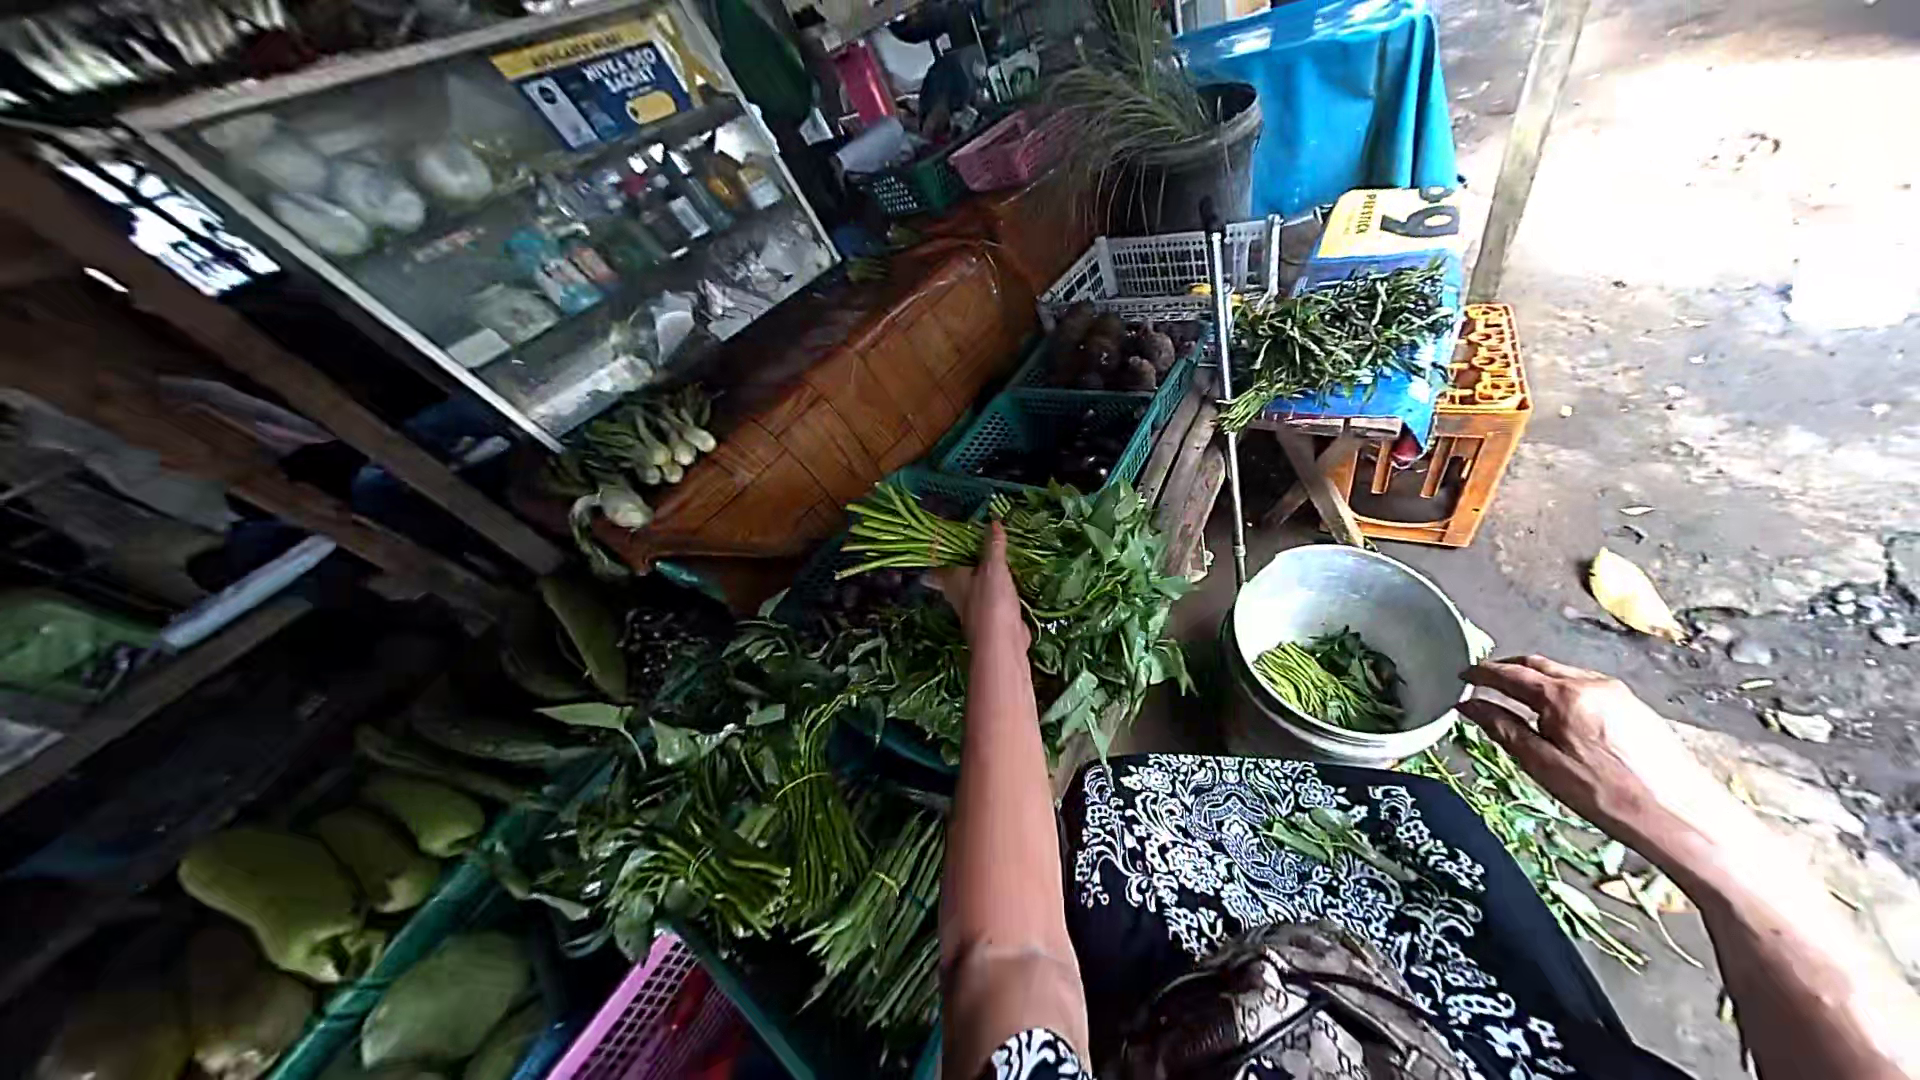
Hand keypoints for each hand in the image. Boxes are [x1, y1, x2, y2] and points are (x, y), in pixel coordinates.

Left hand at [931, 521, 1029, 651]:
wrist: (1003, 643)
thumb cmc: (991, 601)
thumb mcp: (994, 567)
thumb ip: (993, 545)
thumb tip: (992, 520)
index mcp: (951, 578)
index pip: (937, 561)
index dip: (938, 549)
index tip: (941, 536)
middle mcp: (957, 593)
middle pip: (952, 574)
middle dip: (956, 562)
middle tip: (964, 544)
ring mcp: (973, 606)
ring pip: (971, 586)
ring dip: (976, 575)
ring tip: (985, 558)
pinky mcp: (990, 616)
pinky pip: (990, 596)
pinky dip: (994, 588)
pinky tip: (1003, 581)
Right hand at [1461, 656, 1742, 855]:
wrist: (1690, 822)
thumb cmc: (1607, 795)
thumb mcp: (1541, 763)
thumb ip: (1500, 727)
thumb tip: (1468, 705)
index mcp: (1563, 695)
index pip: (1508, 673)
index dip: (1479, 673)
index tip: (1461, 675)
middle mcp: (1591, 684)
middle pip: (1536, 665)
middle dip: (1505, 669)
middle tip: (1483, 682)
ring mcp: (1619, 694)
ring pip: (1562, 673)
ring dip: (1533, 678)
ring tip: (1514, 697)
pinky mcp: (1636, 708)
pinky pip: (1584, 685)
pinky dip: (1558, 688)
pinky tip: (1553, 711)